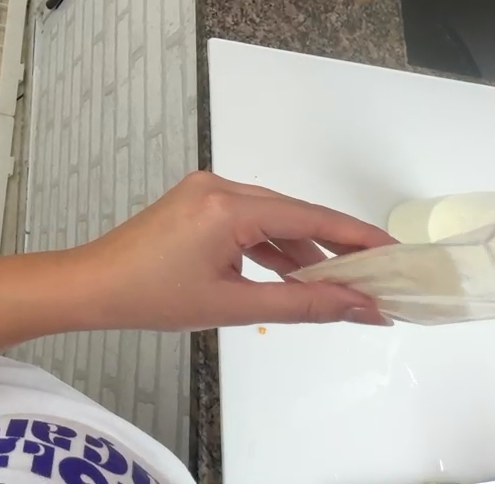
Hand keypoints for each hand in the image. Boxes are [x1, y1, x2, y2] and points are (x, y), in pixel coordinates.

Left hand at [64, 171, 396, 330]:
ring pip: (269, 217)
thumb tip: (365, 307)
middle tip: (379, 277)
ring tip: (342, 285)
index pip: (309, 216)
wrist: (95, 284)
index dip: (357, 236)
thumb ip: (306, 303)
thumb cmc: (157, 295)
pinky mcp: (193, 204)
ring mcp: (202, 193)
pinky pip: (245, 220)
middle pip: (292, 212)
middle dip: (335, 244)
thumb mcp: (236, 304)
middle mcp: (216, 187)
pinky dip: (271, 245)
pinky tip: (292, 272)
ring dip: (302, 248)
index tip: (399, 254)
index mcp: (227, 205)